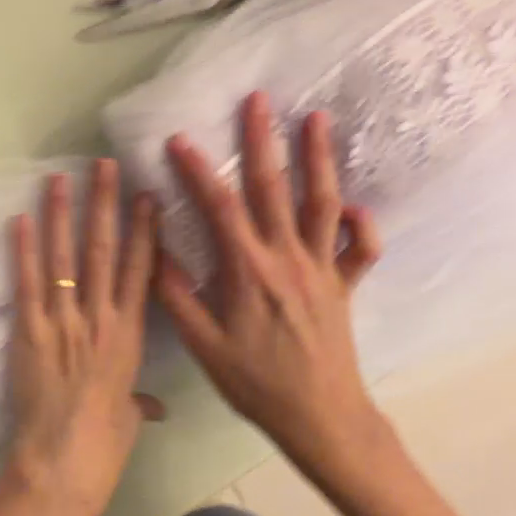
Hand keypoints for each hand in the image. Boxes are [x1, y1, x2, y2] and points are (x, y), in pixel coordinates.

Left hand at [3, 159, 159, 515]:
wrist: (66, 460)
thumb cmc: (105, 443)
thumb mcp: (130, 416)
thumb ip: (140, 401)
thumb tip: (153, 406)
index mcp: (130, 335)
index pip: (141, 270)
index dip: (144, 228)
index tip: (147, 193)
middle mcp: (100, 318)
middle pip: (104, 250)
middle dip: (104, 204)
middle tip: (103, 165)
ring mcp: (63, 321)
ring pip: (64, 257)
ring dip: (60, 214)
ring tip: (59, 176)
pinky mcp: (29, 331)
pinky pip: (26, 282)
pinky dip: (22, 249)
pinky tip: (18, 218)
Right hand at [154, 92, 389, 479]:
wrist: (320, 416)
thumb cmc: (254, 383)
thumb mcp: (203, 346)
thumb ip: (178, 297)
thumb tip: (154, 252)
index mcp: (248, 271)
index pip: (219, 208)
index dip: (197, 171)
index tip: (179, 139)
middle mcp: (287, 259)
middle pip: (274, 190)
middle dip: (263, 141)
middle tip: (258, 99)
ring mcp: (322, 269)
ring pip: (322, 204)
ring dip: (319, 160)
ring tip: (317, 120)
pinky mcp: (344, 286)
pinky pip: (359, 249)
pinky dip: (361, 224)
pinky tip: (353, 204)